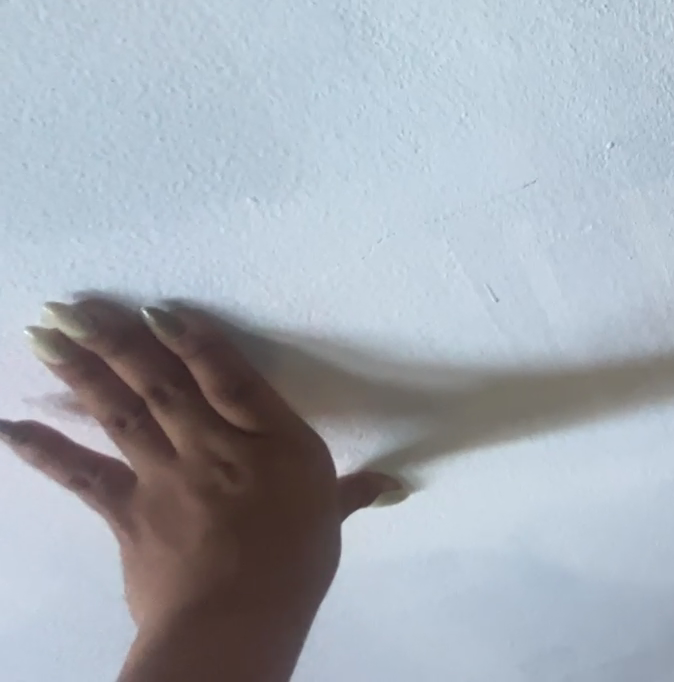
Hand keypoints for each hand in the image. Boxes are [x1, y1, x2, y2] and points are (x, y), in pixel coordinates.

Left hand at [0, 301, 403, 681]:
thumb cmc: (300, 555)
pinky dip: (43, 449)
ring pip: (120, 413)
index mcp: (274, 438)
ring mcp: (165, 475)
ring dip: (81, 373)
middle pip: (163, 385)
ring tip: (46, 335)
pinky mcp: (127, 510)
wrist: (236, 614)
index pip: (231, 377)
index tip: (161, 309)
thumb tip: (389, 485)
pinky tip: (11, 424)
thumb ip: (352, 491)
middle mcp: (216, 444)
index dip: (197, 341)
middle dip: (118, 342)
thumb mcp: (332, 513)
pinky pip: (81, 474)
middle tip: (75, 306)